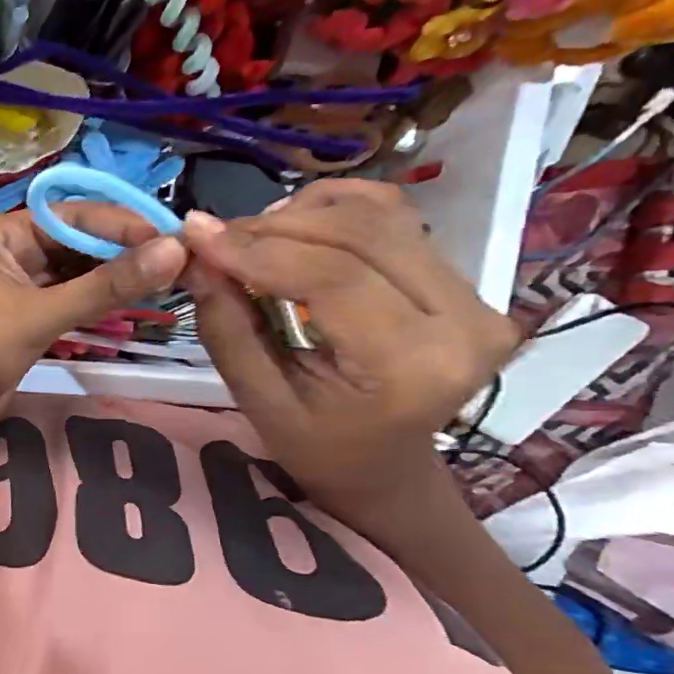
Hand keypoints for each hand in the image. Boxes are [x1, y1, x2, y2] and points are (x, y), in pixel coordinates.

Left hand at [0, 203, 187, 455]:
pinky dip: (100, 301)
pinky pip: (72, 299)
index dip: (124, 223)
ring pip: (78, 272)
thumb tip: (174, 251)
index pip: (74, 215)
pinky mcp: (29, 316)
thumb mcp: (41, 314)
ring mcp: (22, 286)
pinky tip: (136, 300)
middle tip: (179, 261)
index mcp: (5, 233)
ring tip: (169, 278)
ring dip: (116, 277)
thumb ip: (106, 286)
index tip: (174, 237)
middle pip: (79, 242)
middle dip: (124, 250)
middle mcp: (14, 251)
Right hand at [182, 179, 519, 519]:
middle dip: (273, 227)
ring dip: (302, 214)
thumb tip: (196, 254)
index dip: (258, 248)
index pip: (334, 278)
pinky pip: (394, 216)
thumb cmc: (320, 450)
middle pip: (361, 235)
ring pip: (378, 216)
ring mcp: (477, 295)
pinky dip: (336, 208)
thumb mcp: (261, 403)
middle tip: (215, 237)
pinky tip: (295, 226)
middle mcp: (464, 322)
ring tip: (250, 238)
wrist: (385, 466)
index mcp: (413, 368)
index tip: (197, 234)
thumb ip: (228, 330)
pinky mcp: (465, 279)